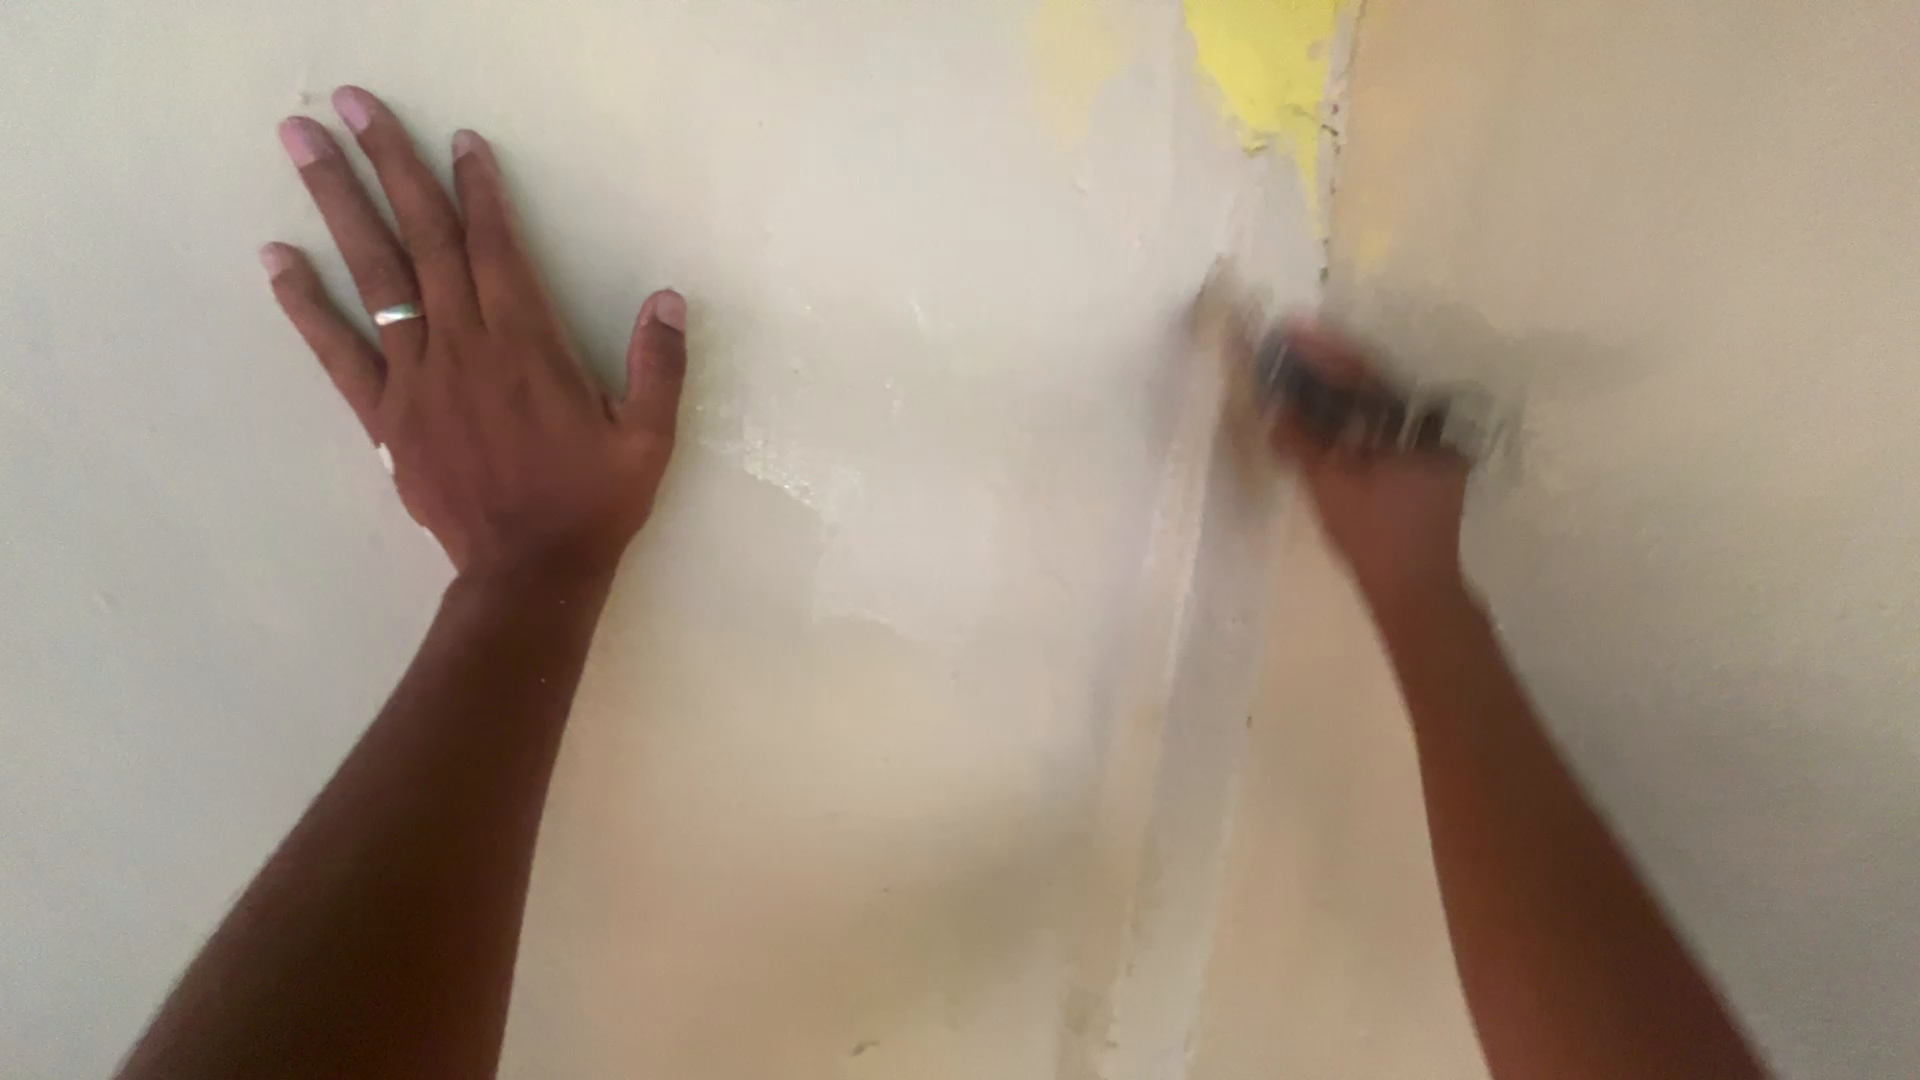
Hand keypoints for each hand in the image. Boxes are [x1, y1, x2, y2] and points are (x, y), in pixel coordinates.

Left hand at [263, 86, 685, 579]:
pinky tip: (280, 261)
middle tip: (353, 105)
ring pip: (375, 280)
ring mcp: (417, 380)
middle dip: (393, 169)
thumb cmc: (595, 501)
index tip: (463, 143)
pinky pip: (338, 352)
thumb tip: (668, 300)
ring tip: (302, 144)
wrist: (532, 568)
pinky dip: (307, 305)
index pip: (498, 251)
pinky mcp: (387, 416)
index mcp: (529, 349)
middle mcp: (466, 349)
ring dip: (339, 207)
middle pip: (425, 244)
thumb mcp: (650, 439)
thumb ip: (659, 367)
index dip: (481, 193)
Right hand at [1272, 316, 1470, 612]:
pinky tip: (1325, 414)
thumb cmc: (1371, 536)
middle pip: (1373, 383)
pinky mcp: (1424, 463)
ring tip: (1301, 371)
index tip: (1292, 329)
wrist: (1413, 585)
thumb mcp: (1329, 486)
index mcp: (1411, 426)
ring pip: (1378, 405)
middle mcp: (1429, 427)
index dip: (1323, 352)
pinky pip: (1383, 427)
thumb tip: (1275, 408)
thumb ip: (1303, 443)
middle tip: (1291, 344)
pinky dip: (1352, 417)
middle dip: (1330, 364)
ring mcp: (1431, 445)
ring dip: (1340, 389)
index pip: (1361, 377)